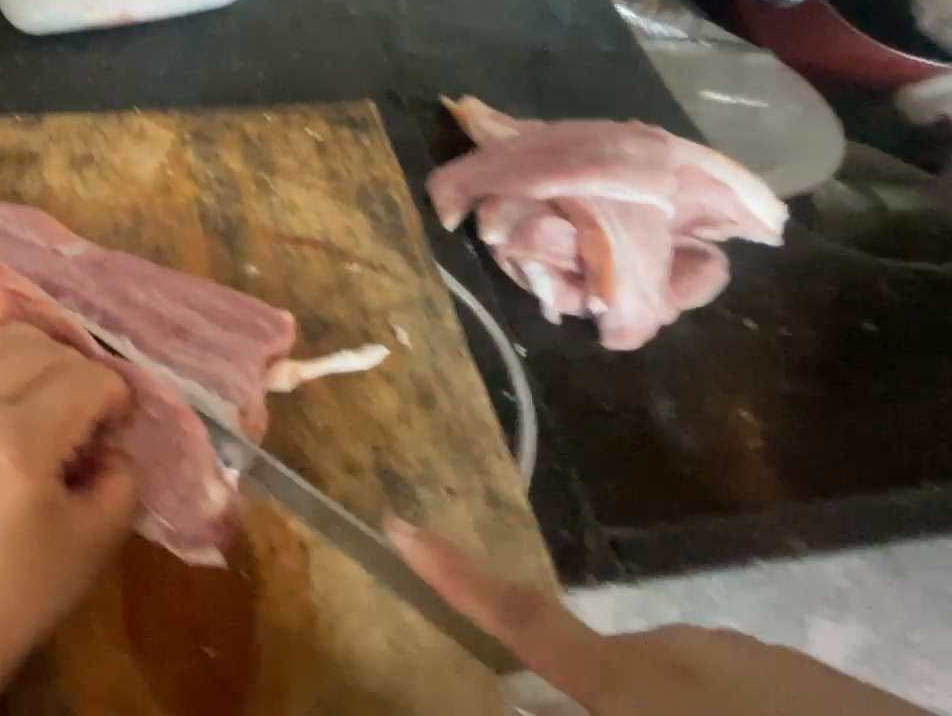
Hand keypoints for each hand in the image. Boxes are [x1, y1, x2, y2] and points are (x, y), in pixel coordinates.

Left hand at [0, 323, 138, 702]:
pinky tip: (6, 374)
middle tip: (87, 412)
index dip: (115, 396)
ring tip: (48, 387)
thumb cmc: (20, 589)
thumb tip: (113, 431)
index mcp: (18, 446)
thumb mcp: (97, 539)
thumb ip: (123, 473)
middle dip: (80, 372)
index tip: (116, 425)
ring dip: (36, 351)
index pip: (85, 379)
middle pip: (45, 349)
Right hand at [386, 518, 931, 715]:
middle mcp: (676, 650)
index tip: (396, 523)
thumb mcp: (634, 710)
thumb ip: (589, 684)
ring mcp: (752, 661)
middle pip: (615, 672)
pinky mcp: (825, 684)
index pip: (516, 615)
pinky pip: (752, 700)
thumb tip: (511, 691)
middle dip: (611, 705)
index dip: (450, 572)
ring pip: (690, 691)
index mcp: (627, 679)